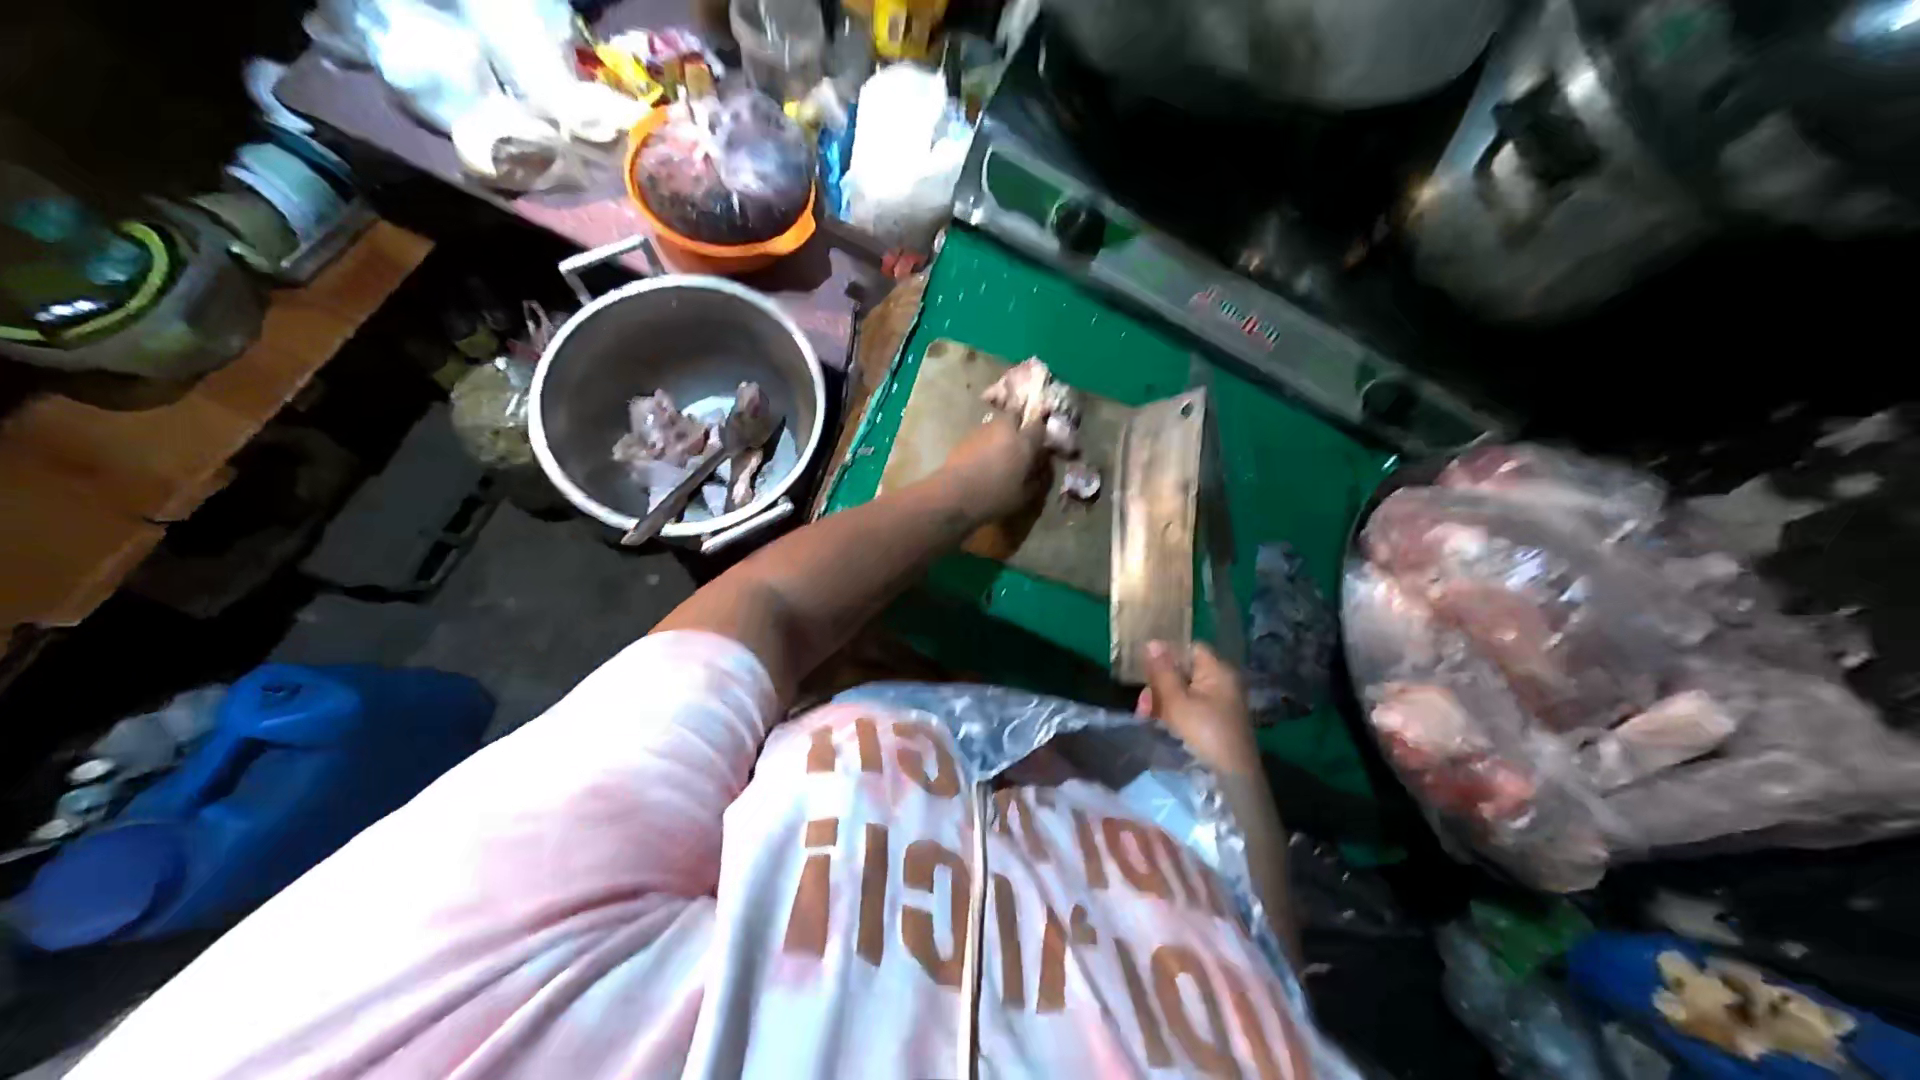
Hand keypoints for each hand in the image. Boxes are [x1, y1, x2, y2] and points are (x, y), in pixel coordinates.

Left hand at [940, 408, 1050, 521]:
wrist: (954, 494)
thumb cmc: (994, 497)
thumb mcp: (1024, 495)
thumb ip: (1038, 478)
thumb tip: (1043, 467)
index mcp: (1024, 442)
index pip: (1039, 425)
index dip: (1041, 430)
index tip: (1040, 441)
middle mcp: (1005, 429)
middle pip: (1015, 414)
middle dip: (1019, 423)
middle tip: (1019, 441)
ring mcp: (983, 430)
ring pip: (997, 423)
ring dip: (1001, 432)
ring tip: (999, 451)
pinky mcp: (966, 437)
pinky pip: (982, 434)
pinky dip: (986, 441)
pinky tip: (982, 457)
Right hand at [1138, 641, 1259, 774]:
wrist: (1229, 780)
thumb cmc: (1203, 733)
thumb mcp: (1176, 701)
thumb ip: (1162, 672)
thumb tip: (1151, 642)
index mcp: (1218, 672)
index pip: (1190, 648)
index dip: (1167, 654)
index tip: (1144, 668)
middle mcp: (1221, 684)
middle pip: (1183, 671)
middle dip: (1159, 685)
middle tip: (1143, 704)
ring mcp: (1219, 705)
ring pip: (1182, 693)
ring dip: (1161, 703)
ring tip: (1146, 719)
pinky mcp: (1214, 724)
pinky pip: (1188, 710)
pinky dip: (1172, 715)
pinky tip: (1156, 727)